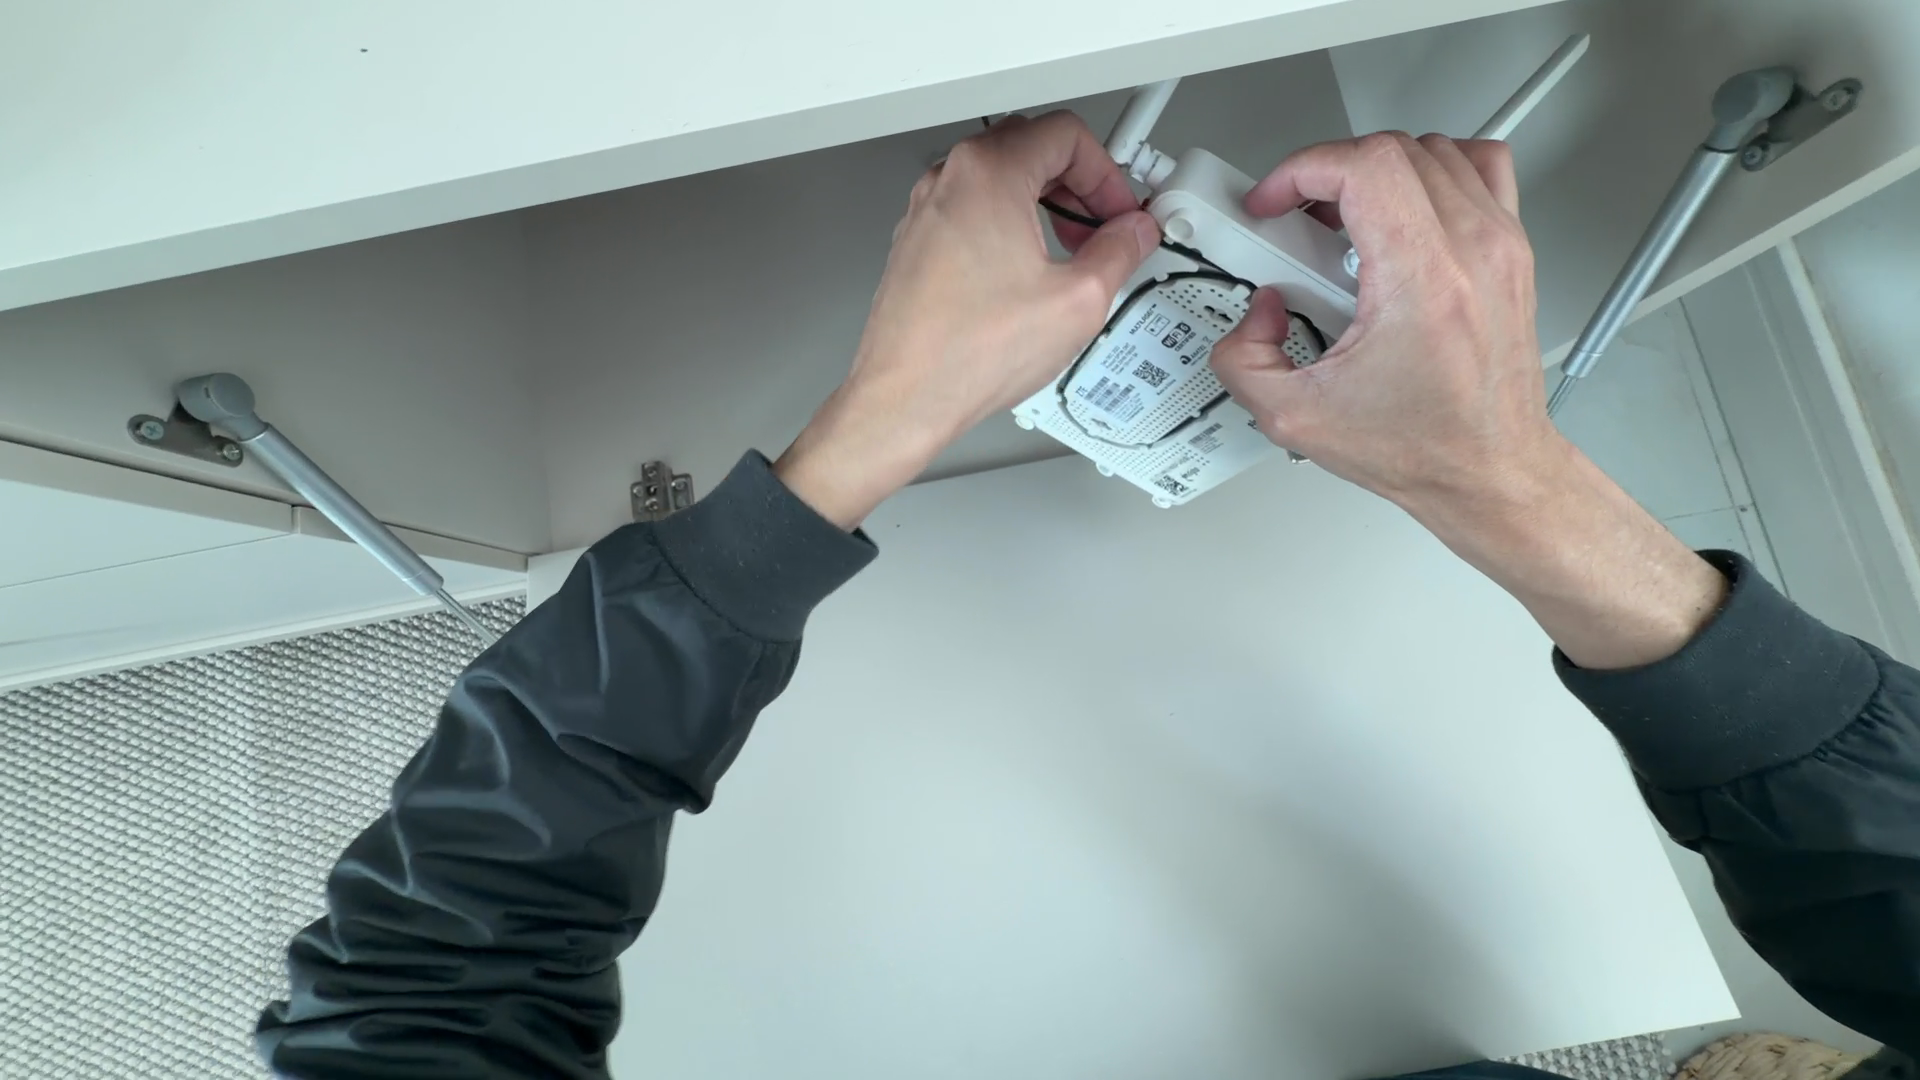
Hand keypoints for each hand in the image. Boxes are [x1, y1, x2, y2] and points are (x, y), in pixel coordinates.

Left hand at [775, 111, 1160, 528]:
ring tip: (1064, 259)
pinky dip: (1004, 233)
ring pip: (997, 186)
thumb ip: (1120, 253)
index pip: (1065, 133)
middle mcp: (948, 183)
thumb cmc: (967, 354)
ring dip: (1040, 211)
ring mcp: (925, 215)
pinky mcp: (915, 248)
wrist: (906, 399)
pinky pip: (970, 219)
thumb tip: (1133, 233)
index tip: (1118, 212)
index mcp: (988, 175)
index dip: (1107, 173)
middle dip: (1076, 188)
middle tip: (1099, 230)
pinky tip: (1022, 280)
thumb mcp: (1077, 301)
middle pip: (1029, 150)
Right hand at [1215, 134, 1725, 668]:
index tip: (1272, 201)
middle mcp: (1472, 249)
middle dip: (1326, 173)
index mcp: (1421, 279)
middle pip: (1394, 151)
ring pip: (1436, 150)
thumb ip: (1242, 360)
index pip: (1365, 167)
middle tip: (1293, 216)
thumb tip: (1256, 313)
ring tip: (1337, 218)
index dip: (1301, 170)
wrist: (1486, 468)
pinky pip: (1477, 170)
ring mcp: (1500, 245)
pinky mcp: (1508, 252)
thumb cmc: (1418, 446)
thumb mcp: (1293, 419)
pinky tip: (1395, 216)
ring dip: (1373, 172)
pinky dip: (1427, 175)